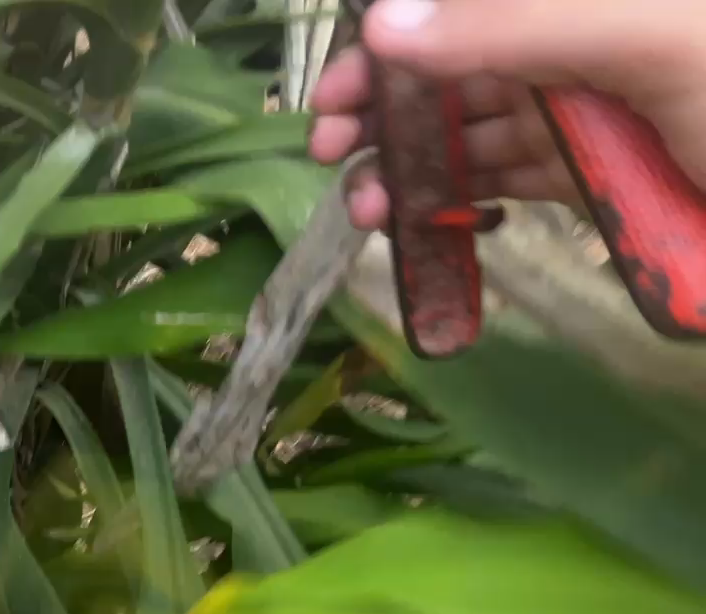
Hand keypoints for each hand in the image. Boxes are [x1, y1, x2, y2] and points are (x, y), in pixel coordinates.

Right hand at [307, 0, 705, 229]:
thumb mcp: (656, 40)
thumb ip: (519, 25)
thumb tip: (385, 20)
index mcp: (608, 2)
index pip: (483, 5)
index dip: (404, 36)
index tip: (339, 83)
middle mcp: (595, 40)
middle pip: (464, 64)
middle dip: (386, 107)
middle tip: (327, 145)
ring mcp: (593, 107)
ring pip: (470, 129)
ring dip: (402, 166)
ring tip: (359, 205)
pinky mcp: (590, 169)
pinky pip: (499, 179)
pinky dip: (445, 201)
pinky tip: (404, 221)